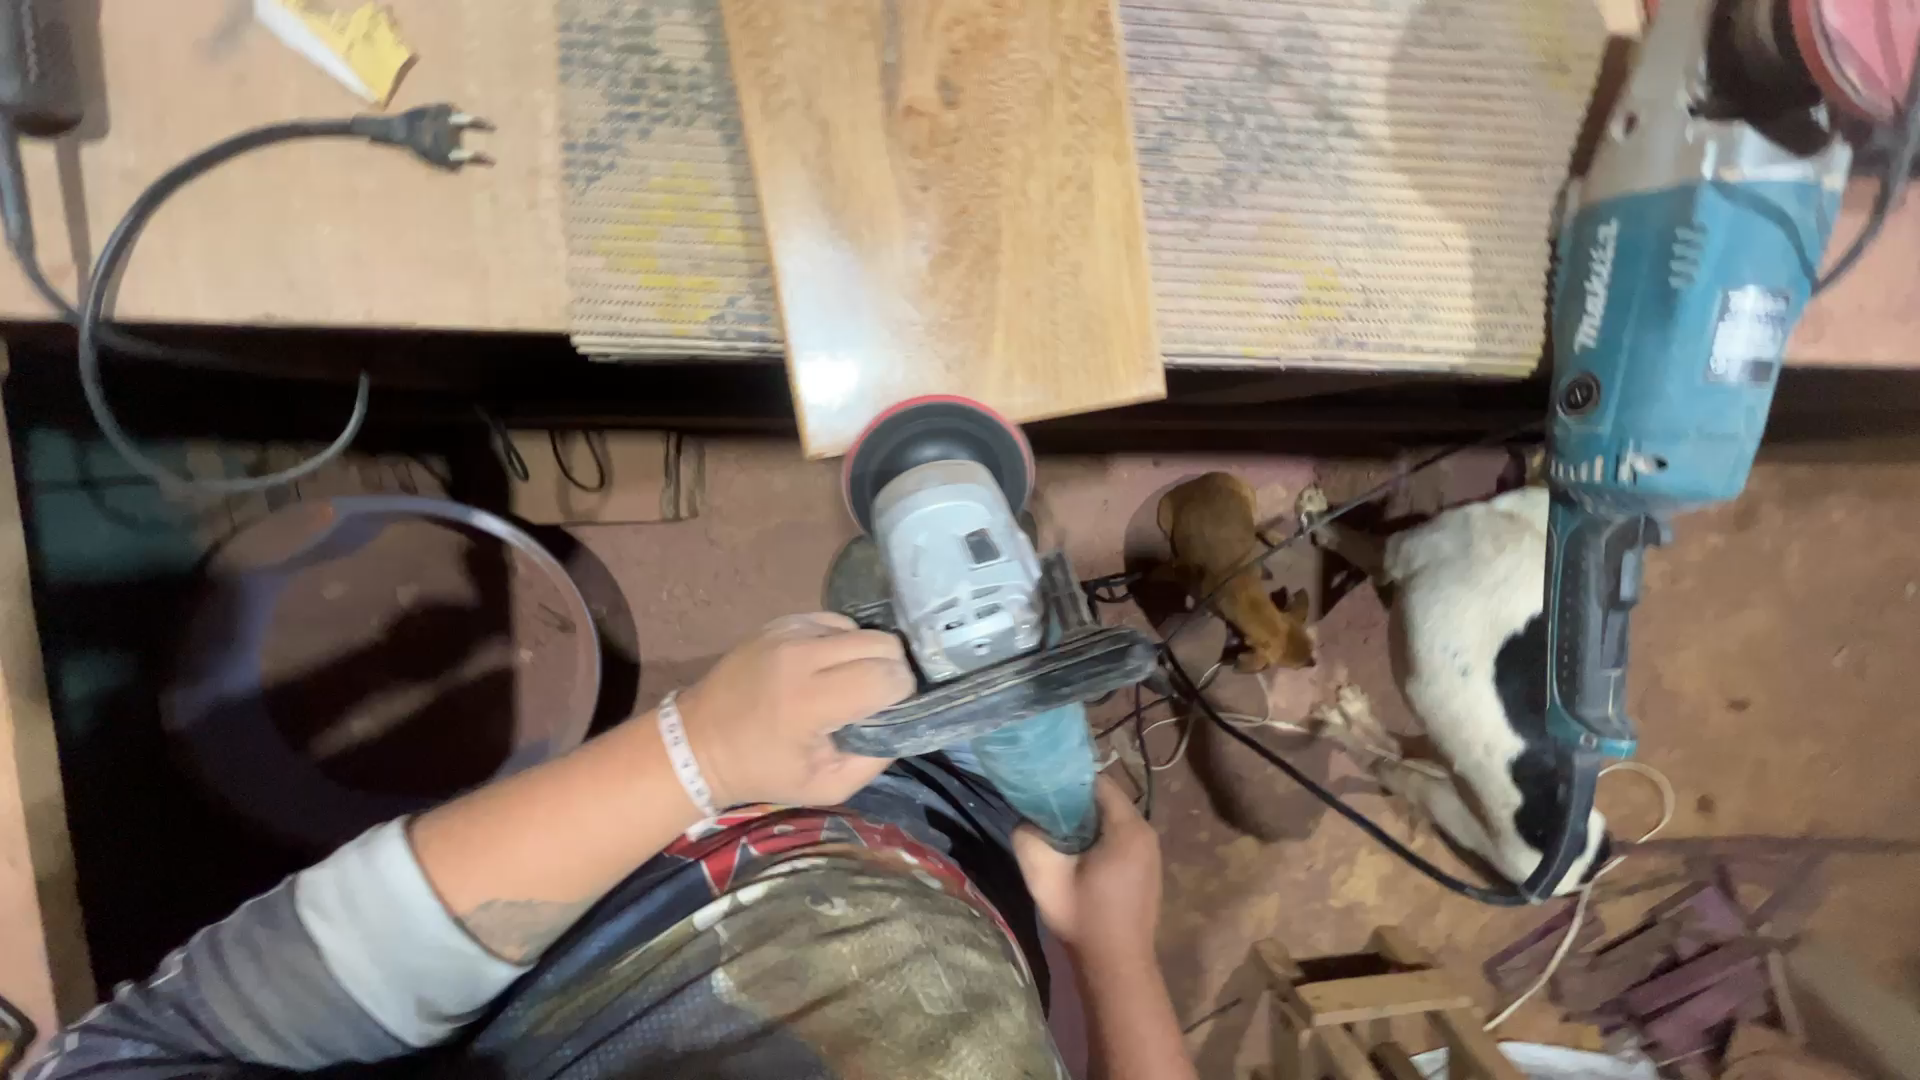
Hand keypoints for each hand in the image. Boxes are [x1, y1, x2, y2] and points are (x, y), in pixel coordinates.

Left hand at [673, 612, 913, 807]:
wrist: (699, 742)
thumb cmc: (763, 770)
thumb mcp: (826, 786)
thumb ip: (874, 759)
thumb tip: (903, 722)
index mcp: (810, 701)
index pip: (886, 676)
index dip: (902, 693)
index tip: (893, 709)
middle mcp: (801, 655)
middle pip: (882, 643)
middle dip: (893, 669)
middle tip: (880, 695)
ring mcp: (790, 632)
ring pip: (862, 629)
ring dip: (869, 654)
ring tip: (852, 681)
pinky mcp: (783, 621)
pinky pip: (836, 622)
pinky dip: (845, 642)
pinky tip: (831, 666)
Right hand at [1012, 776, 1161, 961]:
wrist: (1116, 967)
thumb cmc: (1083, 917)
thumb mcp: (1044, 874)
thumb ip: (1028, 837)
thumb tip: (1025, 819)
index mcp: (1128, 827)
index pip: (1098, 782)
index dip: (1068, 783)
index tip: (1043, 791)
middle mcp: (1146, 833)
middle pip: (1107, 799)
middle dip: (1076, 802)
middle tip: (1046, 813)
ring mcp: (1151, 853)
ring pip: (1114, 819)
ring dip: (1087, 822)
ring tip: (1058, 833)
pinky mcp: (1148, 870)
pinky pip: (1122, 838)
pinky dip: (1100, 838)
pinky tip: (1078, 856)